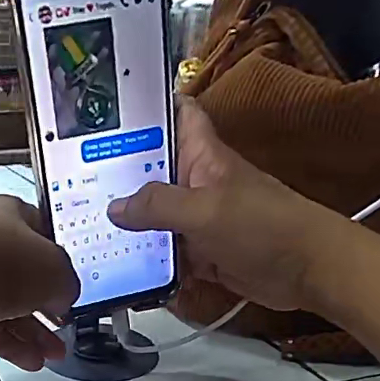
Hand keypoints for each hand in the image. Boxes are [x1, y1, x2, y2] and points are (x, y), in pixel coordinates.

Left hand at [0, 195, 78, 370]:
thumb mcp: (55, 271)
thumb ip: (65, 284)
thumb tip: (60, 301)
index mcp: (2, 213)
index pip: (36, 233)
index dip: (56, 262)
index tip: (66, 287)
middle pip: (16, 277)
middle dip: (42, 309)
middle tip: (60, 330)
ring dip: (27, 332)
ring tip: (47, 356)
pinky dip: (2, 343)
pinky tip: (24, 360)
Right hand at [105, 100, 345, 322]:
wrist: (305, 271)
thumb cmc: (263, 227)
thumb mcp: (205, 211)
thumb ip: (157, 207)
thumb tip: (114, 208)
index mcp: (204, 158)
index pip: (177, 118)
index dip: (149, 109)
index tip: (108, 113)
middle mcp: (197, 185)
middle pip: (153, 174)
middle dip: (119, 177)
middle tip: (74, 182)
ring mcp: (197, 222)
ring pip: (153, 219)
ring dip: (126, 227)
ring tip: (82, 228)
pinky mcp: (198, 254)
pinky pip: (163, 254)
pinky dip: (144, 262)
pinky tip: (115, 268)